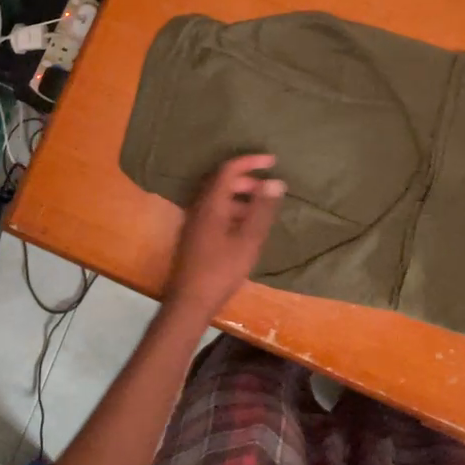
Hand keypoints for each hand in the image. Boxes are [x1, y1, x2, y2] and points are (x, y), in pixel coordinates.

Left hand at [163, 154, 285, 321]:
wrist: (189, 303)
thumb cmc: (221, 271)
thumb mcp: (248, 241)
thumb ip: (262, 210)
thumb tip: (275, 182)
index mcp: (211, 203)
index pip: (229, 169)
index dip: (250, 161)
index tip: (272, 161)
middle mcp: (199, 207)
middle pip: (222, 181)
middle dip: (247, 180)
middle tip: (268, 189)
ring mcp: (194, 222)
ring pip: (218, 198)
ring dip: (240, 197)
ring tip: (261, 209)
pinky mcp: (194, 236)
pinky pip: (214, 211)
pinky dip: (232, 210)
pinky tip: (245, 228)